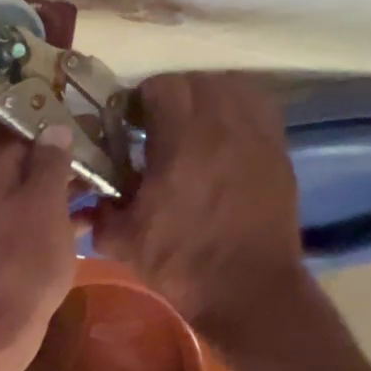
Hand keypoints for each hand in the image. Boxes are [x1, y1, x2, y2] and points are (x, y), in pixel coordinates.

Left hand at [0, 126, 81, 355]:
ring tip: (106, 180)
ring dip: (64, 190)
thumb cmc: (27, 258)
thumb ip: (50, 164)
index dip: (49, 131)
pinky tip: (95, 217)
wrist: (4, 322)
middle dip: (60, 161)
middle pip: (23, 168)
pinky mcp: (7, 251)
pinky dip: (60, 218)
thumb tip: (54, 127)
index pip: (15, 140)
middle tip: (101, 153)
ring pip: (31, 196)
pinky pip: (34, 223)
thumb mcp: (45, 203)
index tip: (84, 124)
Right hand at [91, 72, 310, 349]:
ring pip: (235, 89)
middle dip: (174, 94)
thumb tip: (92, 197)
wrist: (247, 289)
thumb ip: (100, 210)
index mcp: (182, 144)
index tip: (127, 119)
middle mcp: (225, 129)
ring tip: (190, 126)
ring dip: (208, 98)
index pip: (164, 87)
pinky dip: (236, 114)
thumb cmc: (180, 263)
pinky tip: (218, 142)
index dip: (140, 97)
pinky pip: (258, 111)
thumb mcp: (121, 241)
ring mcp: (258, 139)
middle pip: (200, 81)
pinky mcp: (279, 154)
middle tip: (155, 122)